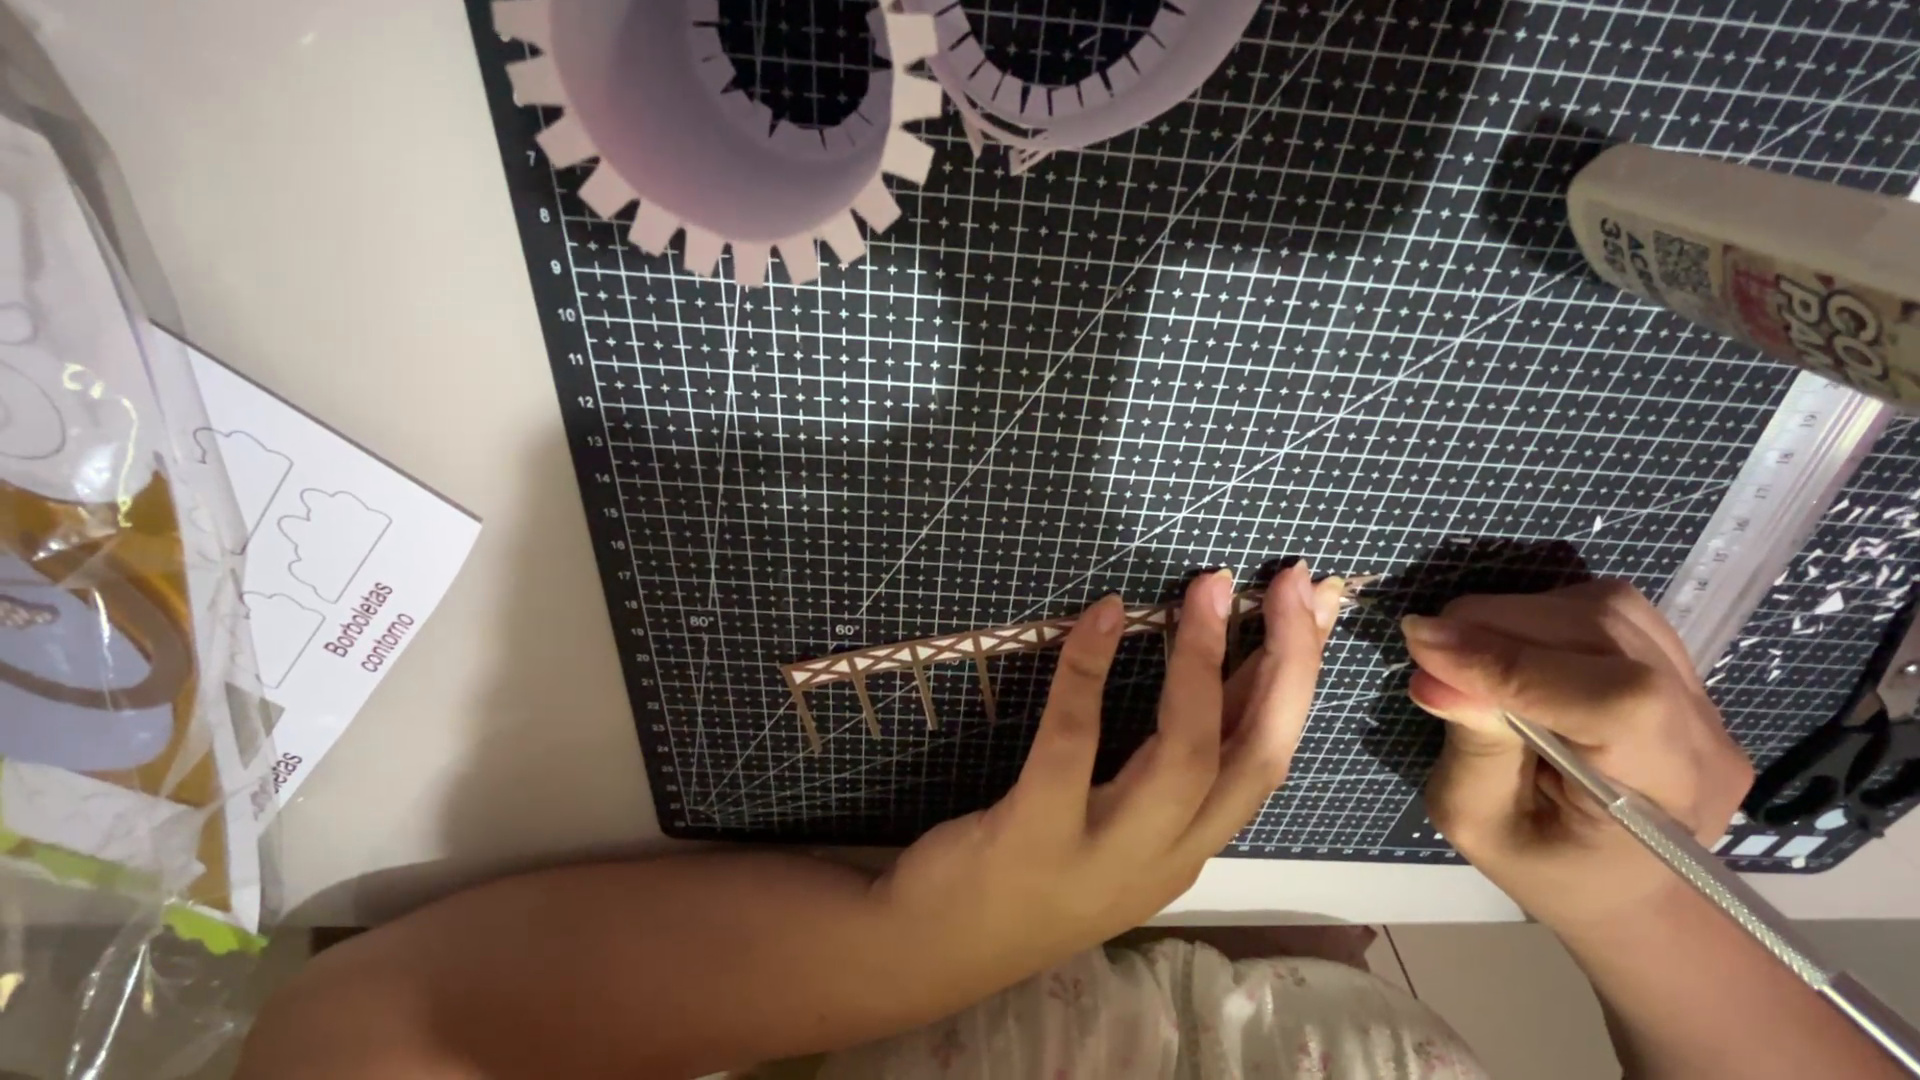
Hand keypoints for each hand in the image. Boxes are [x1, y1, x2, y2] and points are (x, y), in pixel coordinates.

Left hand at [874, 563, 1346, 989]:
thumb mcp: (1118, 822)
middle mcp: (1168, 857)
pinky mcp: (1035, 835)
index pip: (1267, 757)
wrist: (936, 950)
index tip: (1314, 607)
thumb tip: (1212, 671)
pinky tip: (1101, 615)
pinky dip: (1089, 670)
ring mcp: (1106, 855)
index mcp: (1191, 846)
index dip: (1299, 679)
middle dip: (1287, 665)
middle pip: (1254, 758)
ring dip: (1202, 661)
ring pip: (1182, 753)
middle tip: (1293, 585)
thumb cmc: (1030, 873)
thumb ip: (1164, 761)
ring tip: (1208, 588)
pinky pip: (1073, 741)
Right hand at [1402, 579, 1753, 934]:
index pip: (1614, 699)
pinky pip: (1609, 612)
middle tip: (1426, 644)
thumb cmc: (1545, 870)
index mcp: (1662, 794)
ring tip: (1463, 647)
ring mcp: (1700, 696)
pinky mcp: (1677, 670)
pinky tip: (1509, 645)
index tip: (1422, 644)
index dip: (1511, 661)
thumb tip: (1433, 674)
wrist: (1624, 890)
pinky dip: (1541, 615)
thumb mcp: (1480, 826)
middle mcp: (1700, 735)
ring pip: (1606, 611)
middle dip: (1497, 626)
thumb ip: (1471, 748)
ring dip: (1515, 616)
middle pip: (1604, 636)